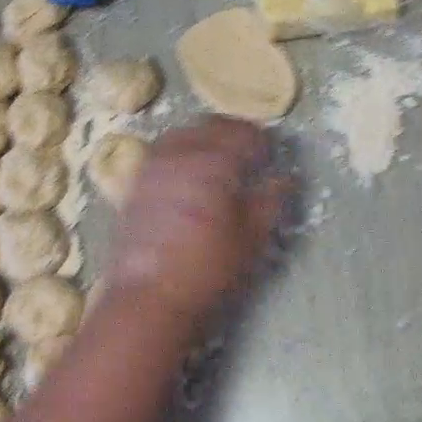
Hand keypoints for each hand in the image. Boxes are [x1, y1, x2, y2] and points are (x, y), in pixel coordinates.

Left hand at [103, 117, 286, 321]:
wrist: (148, 295)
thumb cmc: (207, 270)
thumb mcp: (251, 240)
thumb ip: (270, 203)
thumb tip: (285, 180)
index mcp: (214, 163)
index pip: (243, 133)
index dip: (261, 139)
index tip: (270, 153)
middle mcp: (181, 155)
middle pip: (210, 126)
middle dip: (233, 132)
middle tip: (248, 152)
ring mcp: (154, 167)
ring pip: (182, 134)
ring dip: (204, 138)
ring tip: (218, 159)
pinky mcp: (135, 184)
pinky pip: (161, 152)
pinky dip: (180, 153)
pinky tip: (188, 175)